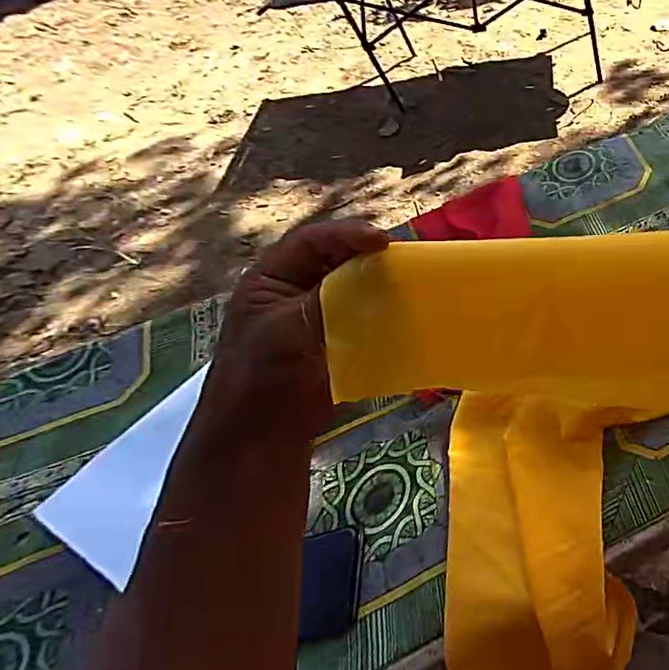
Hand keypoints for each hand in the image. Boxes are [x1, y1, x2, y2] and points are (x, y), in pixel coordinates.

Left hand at [201, 218, 389, 432]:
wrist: (261, 434)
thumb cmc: (260, 376)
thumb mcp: (288, 327)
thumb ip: (327, 295)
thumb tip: (372, 269)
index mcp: (270, 279)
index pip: (311, 241)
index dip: (347, 234)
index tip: (382, 242)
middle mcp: (294, 290)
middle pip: (336, 257)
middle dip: (368, 253)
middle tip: (402, 256)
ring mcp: (317, 314)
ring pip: (354, 283)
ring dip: (379, 279)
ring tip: (408, 278)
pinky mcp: (338, 337)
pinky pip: (364, 312)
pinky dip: (384, 306)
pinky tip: (403, 307)